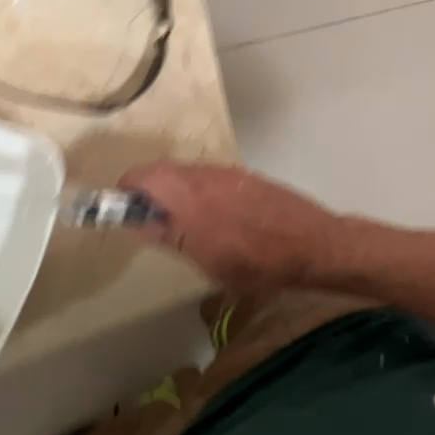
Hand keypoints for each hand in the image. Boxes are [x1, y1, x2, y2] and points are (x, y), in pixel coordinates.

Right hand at [118, 161, 346, 290]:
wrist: (312, 244)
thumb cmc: (256, 263)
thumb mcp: (205, 260)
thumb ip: (170, 236)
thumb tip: (140, 223)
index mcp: (191, 196)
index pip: (145, 175)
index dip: (127, 189)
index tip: (121, 209)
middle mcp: (210, 176)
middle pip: (166, 171)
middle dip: (150, 192)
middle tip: (148, 222)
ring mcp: (232, 174)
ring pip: (190, 174)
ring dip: (176, 192)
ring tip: (179, 225)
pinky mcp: (250, 178)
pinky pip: (213, 178)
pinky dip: (200, 193)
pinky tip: (210, 220)